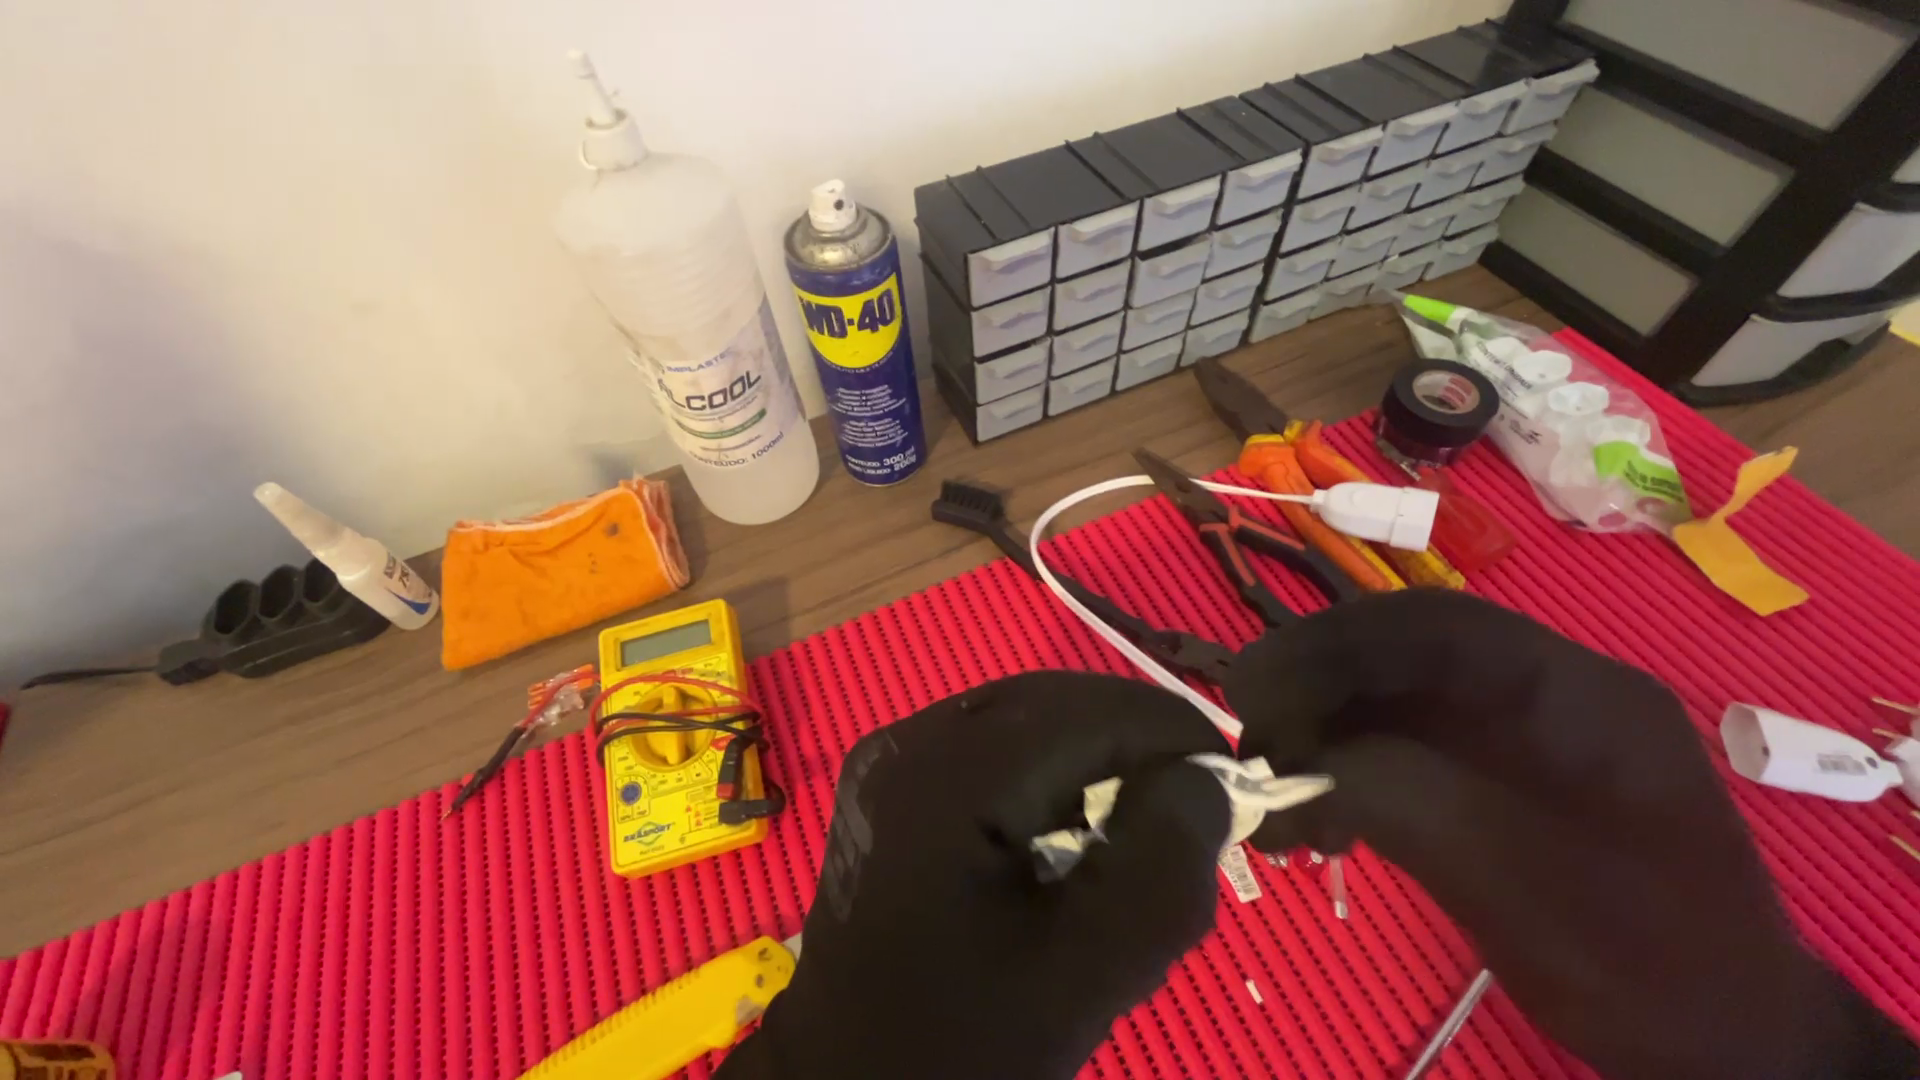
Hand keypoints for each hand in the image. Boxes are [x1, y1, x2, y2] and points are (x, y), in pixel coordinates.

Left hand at [718, 672, 1232, 1079]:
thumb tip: (1204, 779)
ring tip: (1135, 826)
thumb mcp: (1084, 976)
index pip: (1083, 712)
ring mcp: (893, 756)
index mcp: (941, 779)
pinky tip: (1069, 834)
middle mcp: (909, 741)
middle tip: (1192, 804)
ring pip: (1025, 720)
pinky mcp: (894, 781)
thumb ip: (1162, 871)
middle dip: (1132, 742)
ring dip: (1093, 758)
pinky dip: (1049, 776)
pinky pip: (992, 748)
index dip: (1169, 730)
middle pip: (1051, 704)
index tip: (1234, 779)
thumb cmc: (960, 1046)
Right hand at [1224, 589, 1915, 1079]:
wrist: (1717, 1039)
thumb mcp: (1515, 881)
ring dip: (1314, 734)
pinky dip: (1334, 770)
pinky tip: (1311, 819)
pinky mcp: (1474, 770)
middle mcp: (1530, 690)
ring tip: (1275, 796)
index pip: (1433, 626)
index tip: (1256, 690)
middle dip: (1311, 687)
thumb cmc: (1639, 959)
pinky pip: (1386, 744)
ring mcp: (1500, 730)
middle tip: (1251, 741)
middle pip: (1395, 651)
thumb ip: (1399, 798)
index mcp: (1571, 690)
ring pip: (1380, 696)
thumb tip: (1289, 763)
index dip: (1333, 644)